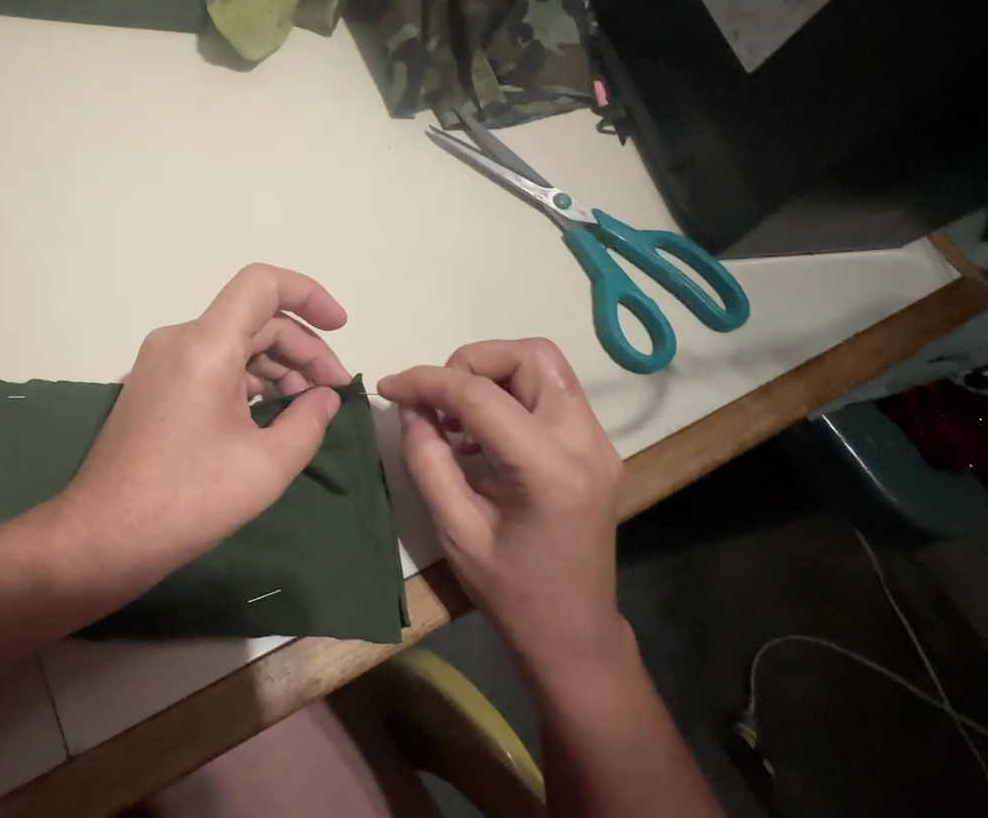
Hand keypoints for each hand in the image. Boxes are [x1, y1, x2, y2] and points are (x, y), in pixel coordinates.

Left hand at [55, 264, 353, 585]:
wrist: (103, 536)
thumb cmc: (187, 500)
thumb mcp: (266, 465)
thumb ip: (308, 421)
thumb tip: (324, 397)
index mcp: (204, 345)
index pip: (261, 284)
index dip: (309, 294)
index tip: (341, 326)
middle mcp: (178, 340)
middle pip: (254, 319)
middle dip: (303, 347)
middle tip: (334, 390)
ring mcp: (162, 362)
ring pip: (234, 342)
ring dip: (277, 366)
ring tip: (309, 406)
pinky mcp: (155, 386)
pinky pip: (211, 364)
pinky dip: (248, 379)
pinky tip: (273, 412)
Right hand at [378, 339, 630, 680]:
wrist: (574, 633)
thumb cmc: (510, 591)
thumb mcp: (454, 529)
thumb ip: (427, 459)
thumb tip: (411, 407)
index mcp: (549, 469)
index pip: (481, 395)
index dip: (427, 382)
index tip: (390, 387)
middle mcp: (585, 442)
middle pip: (530, 355)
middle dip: (472, 363)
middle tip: (437, 402)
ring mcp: (598, 441)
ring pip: (544, 365)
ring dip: (492, 375)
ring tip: (456, 420)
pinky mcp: (595, 446)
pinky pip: (551, 392)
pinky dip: (510, 394)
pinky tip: (481, 435)